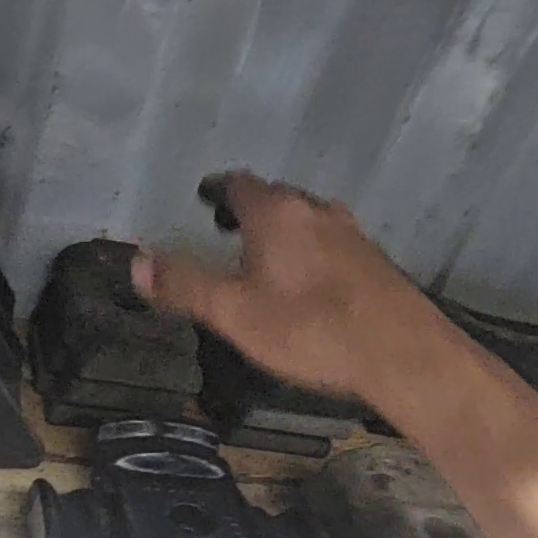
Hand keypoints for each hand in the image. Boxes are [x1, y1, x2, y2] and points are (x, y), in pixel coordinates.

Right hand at [132, 171, 448, 403]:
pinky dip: (309, 248)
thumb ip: (184, 286)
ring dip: (282, 227)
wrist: (401, 354)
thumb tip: (135, 261)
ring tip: (263, 252)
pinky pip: (330, 241)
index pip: (239, 184)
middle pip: (276, 197)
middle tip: (226, 227)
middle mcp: (316, 211)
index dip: (217, 188)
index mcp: (276, 215)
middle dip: (248, 207)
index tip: (204, 196)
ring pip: (306, 218)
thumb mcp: (233, 313)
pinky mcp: (373, 261)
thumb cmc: (309, 329)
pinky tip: (307, 279)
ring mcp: (351, 234)